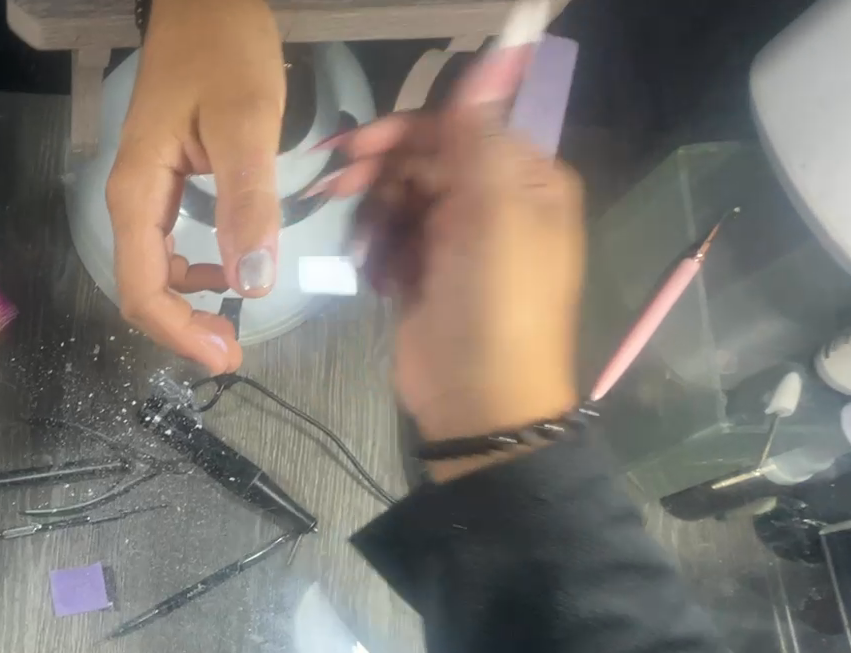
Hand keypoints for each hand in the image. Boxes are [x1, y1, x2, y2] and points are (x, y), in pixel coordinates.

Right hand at [107, 0, 283, 372]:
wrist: (203, 0)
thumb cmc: (223, 49)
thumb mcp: (247, 122)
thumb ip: (248, 204)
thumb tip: (254, 285)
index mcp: (135, 196)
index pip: (143, 289)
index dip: (178, 331)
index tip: (222, 356)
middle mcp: (126, 206)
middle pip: (140, 292)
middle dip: (181, 329)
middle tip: (230, 353)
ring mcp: (138, 200)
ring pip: (151, 278)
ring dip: (187, 310)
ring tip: (229, 327)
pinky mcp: (156, 192)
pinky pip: (164, 254)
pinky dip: (192, 279)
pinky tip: (225, 276)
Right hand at [316, 48, 583, 478]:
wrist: (477, 400)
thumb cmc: (493, 307)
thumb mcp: (491, 217)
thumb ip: (479, 140)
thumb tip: (495, 54)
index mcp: (522, 180)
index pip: (456, 131)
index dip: (402, 133)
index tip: (348, 149)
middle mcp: (489, 204)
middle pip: (421, 165)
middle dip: (376, 176)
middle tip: (328, 192)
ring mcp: (452, 244)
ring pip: (397, 206)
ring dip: (371, 219)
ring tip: (361, 250)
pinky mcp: (421, 280)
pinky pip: (388, 246)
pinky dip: (374, 254)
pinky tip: (372, 275)